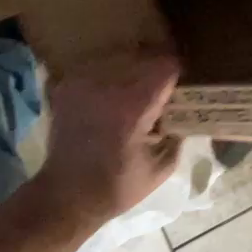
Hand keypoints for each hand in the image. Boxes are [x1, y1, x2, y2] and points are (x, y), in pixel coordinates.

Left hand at [33, 52, 181, 232]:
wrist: (66, 195)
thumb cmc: (117, 187)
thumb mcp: (160, 168)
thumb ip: (177, 134)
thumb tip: (185, 111)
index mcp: (133, 106)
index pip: (165, 66)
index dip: (175, 76)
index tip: (177, 90)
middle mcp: (107, 85)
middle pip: (143, 56)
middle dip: (154, 72)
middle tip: (156, 95)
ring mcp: (83, 81)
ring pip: (119, 56)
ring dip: (130, 70)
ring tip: (131, 96)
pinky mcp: (67, 84)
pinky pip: (97, 65)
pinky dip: (107, 76)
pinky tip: (108, 98)